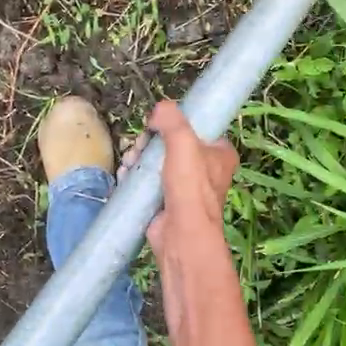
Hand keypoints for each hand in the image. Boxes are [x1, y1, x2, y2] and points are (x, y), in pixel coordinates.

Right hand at [142, 100, 237, 253]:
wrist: (181, 237)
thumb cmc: (190, 187)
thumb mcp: (183, 143)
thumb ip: (172, 119)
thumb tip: (160, 109)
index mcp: (220, 152)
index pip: (197, 127)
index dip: (175, 123)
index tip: (157, 125)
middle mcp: (206, 169)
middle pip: (171, 143)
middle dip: (150, 142)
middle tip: (140, 147)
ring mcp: (186, 187)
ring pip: (157, 161)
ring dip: (139, 158)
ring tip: (129, 162)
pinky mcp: (167, 201)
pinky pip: (148, 180)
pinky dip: (135, 175)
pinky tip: (125, 174)